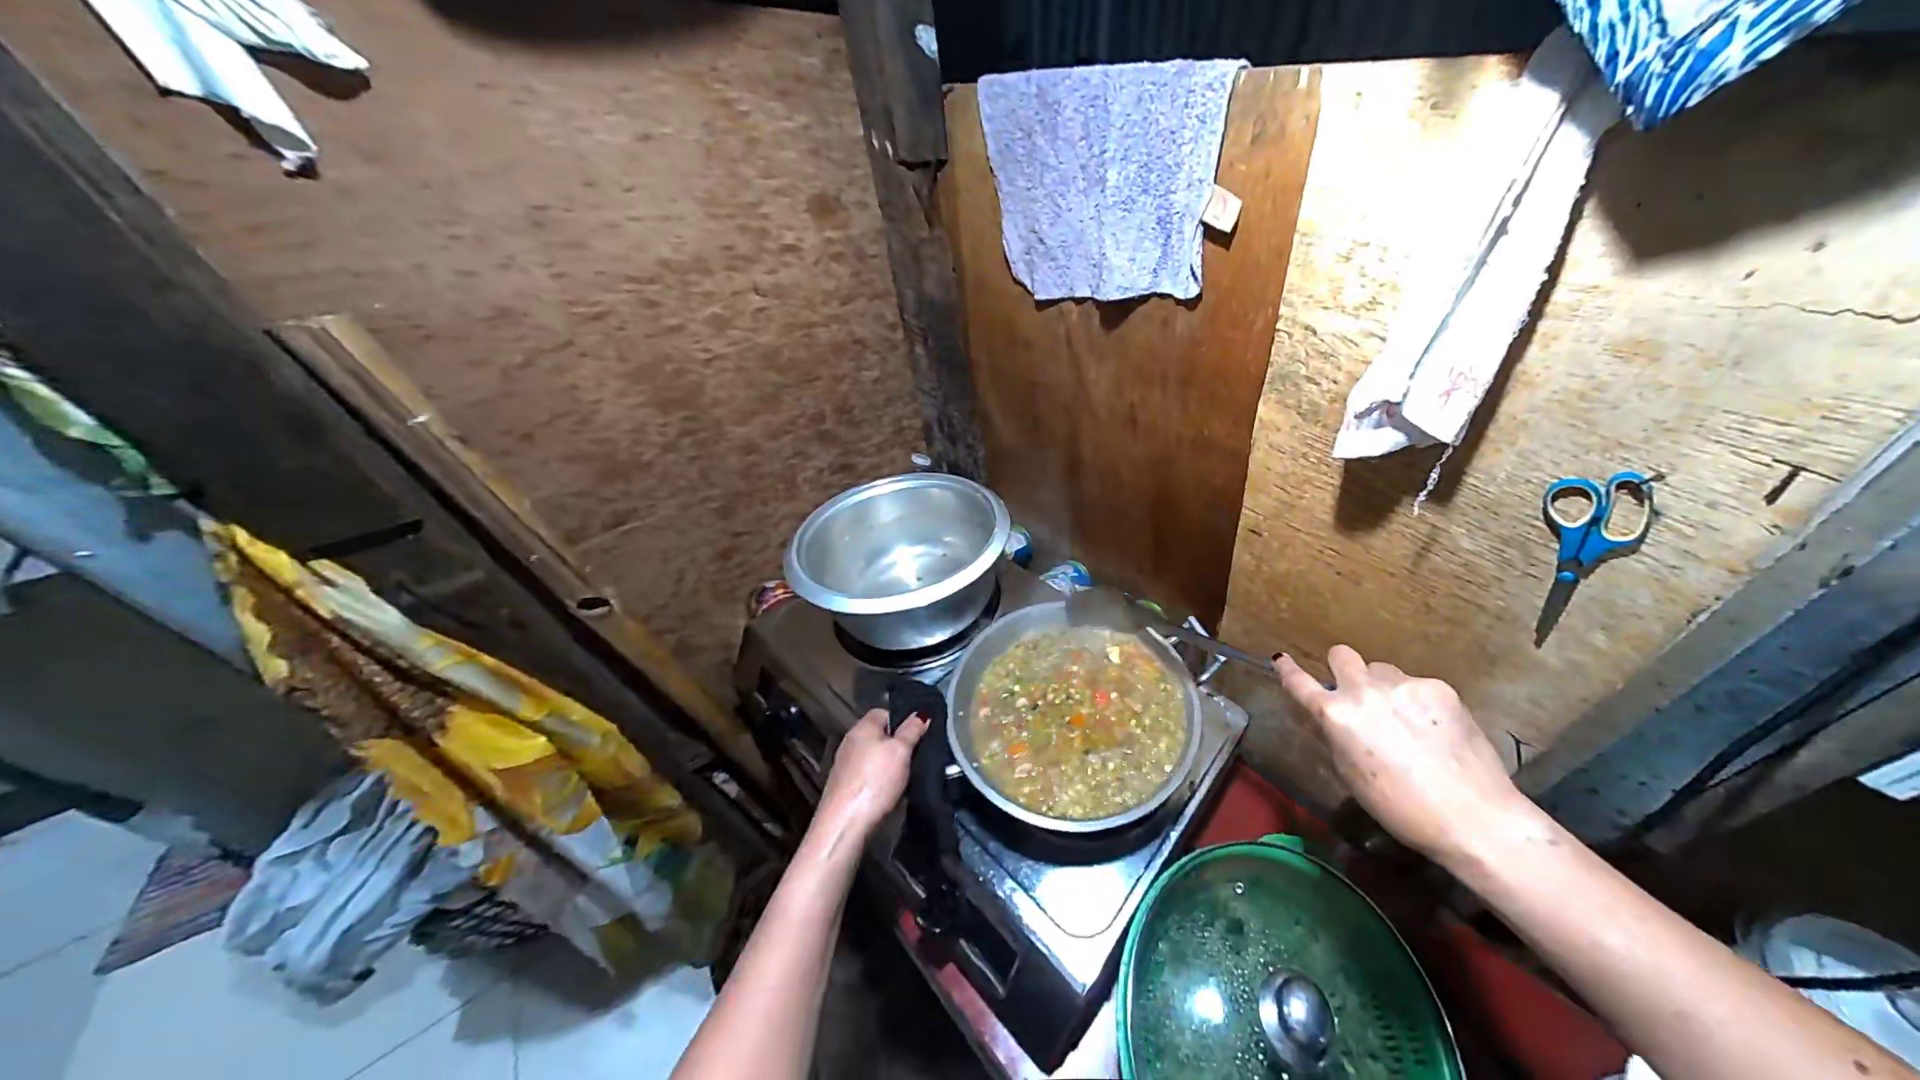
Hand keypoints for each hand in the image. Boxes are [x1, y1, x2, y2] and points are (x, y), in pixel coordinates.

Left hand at [815, 708, 928, 841]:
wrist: (845, 823)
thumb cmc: (874, 781)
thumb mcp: (901, 751)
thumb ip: (912, 730)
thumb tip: (921, 713)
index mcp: (862, 727)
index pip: (884, 712)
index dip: (903, 720)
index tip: (918, 734)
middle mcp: (850, 742)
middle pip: (879, 735)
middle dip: (898, 745)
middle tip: (916, 756)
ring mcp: (845, 765)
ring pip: (874, 757)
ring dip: (889, 765)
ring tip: (906, 777)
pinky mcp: (844, 786)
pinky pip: (868, 775)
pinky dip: (879, 781)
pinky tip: (889, 793)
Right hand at [1274, 645, 1524, 861]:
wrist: (1475, 818)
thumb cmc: (1401, 808)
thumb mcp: (1350, 774)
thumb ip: (1337, 736)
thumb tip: (1339, 720)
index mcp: (1335, 716)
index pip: (1299, 682)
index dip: (1287, 669)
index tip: (1281, 658)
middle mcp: (1363, 691)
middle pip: (1341, 654)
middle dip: (1343, 669)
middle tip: (1357, 693)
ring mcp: (1403, 685)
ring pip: (1382, 671)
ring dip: (1383, 687)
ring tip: (1406, 721)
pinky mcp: (1440, 688)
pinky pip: (1417, 686)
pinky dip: (1419, 703)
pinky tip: (1436, 731)